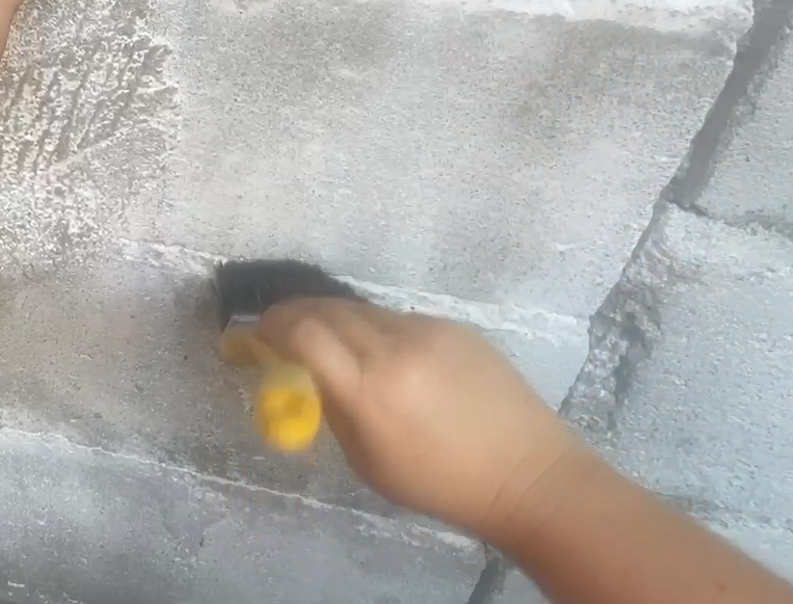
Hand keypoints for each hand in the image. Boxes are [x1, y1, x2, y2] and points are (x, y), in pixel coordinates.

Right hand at [259, 297, 596, 544]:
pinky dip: (373, 328)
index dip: (272, 327)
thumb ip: (330, 408)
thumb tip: (302, 372)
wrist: (535, 478)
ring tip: (326, 337)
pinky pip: (395, 317)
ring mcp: (427, 331)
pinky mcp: (452, 325)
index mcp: (370, 391)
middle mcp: (394, 350)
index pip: (303, 334)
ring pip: (358, 308)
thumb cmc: (443, 485)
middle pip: (324, 309)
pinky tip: (383, 352)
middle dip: (293, 314)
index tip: (257, 334)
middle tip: (279, 327)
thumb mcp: (368, 462)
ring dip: (331, 318)